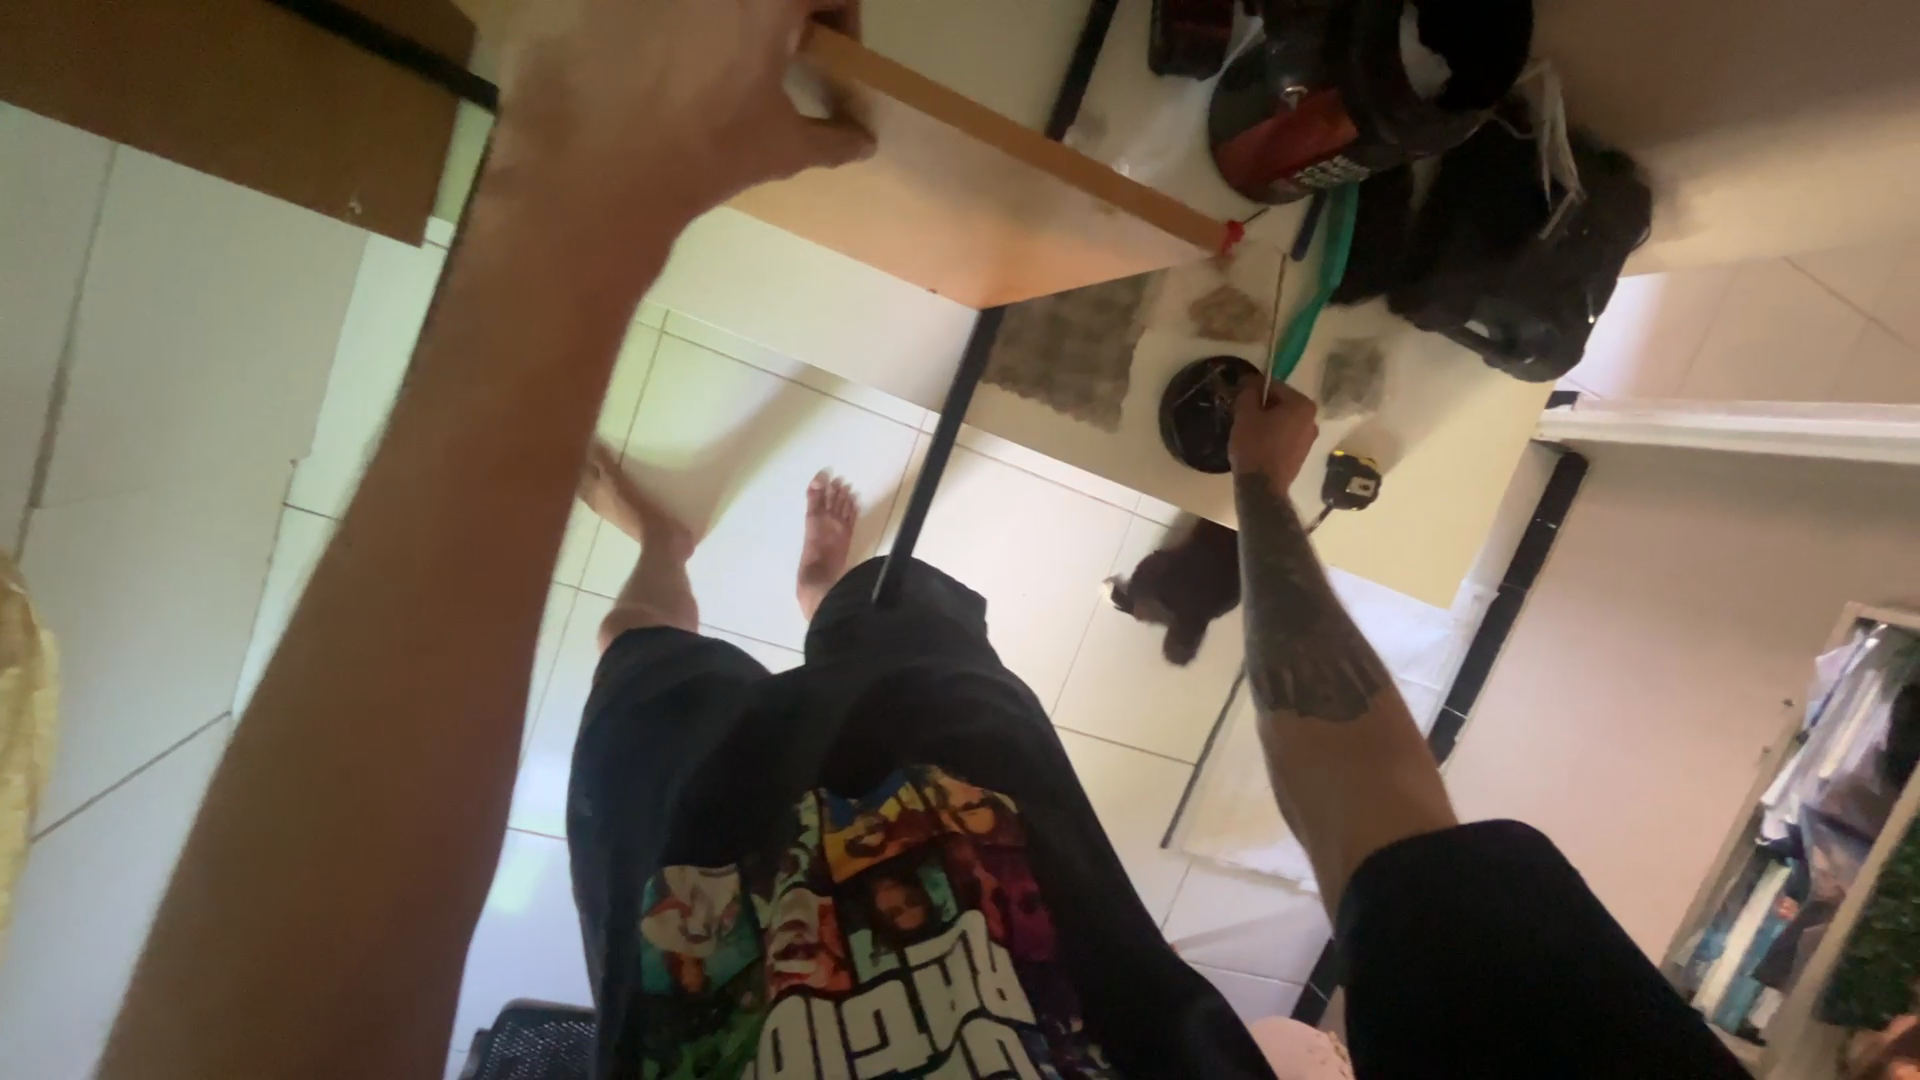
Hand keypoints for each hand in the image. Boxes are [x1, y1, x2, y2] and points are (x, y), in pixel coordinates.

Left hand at [489, 0, 874, 234]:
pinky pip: (661, 8)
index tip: (832, 53)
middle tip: (778, 48)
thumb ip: (831, 139)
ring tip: (718, 54)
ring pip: (717, 3)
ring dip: (730, 17)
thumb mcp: (781, 148)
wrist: (603, 161)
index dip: (844, 15)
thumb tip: (862, 142)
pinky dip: (673, 22)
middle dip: (786, 13)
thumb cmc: (707, 151)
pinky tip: (666, 54)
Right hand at [1229, 379, 1318, 489]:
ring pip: (1283, 420)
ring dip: (1267, 421)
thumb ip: (1248, 393)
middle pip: (1281, 403)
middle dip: (1261, 406)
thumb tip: (1250, 381)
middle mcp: (1312, 418)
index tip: (1237, 394)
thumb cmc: (1254, 446)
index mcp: (1301, 405)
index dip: (1253, 388)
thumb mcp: (1245, 415)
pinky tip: (1257, 444)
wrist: (1262, 487)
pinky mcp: (1302, 454)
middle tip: (1240, 413)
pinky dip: (1273, 435)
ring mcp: (1309, 438)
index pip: (1274, 386)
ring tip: (1247, 430)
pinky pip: (1286, 436)